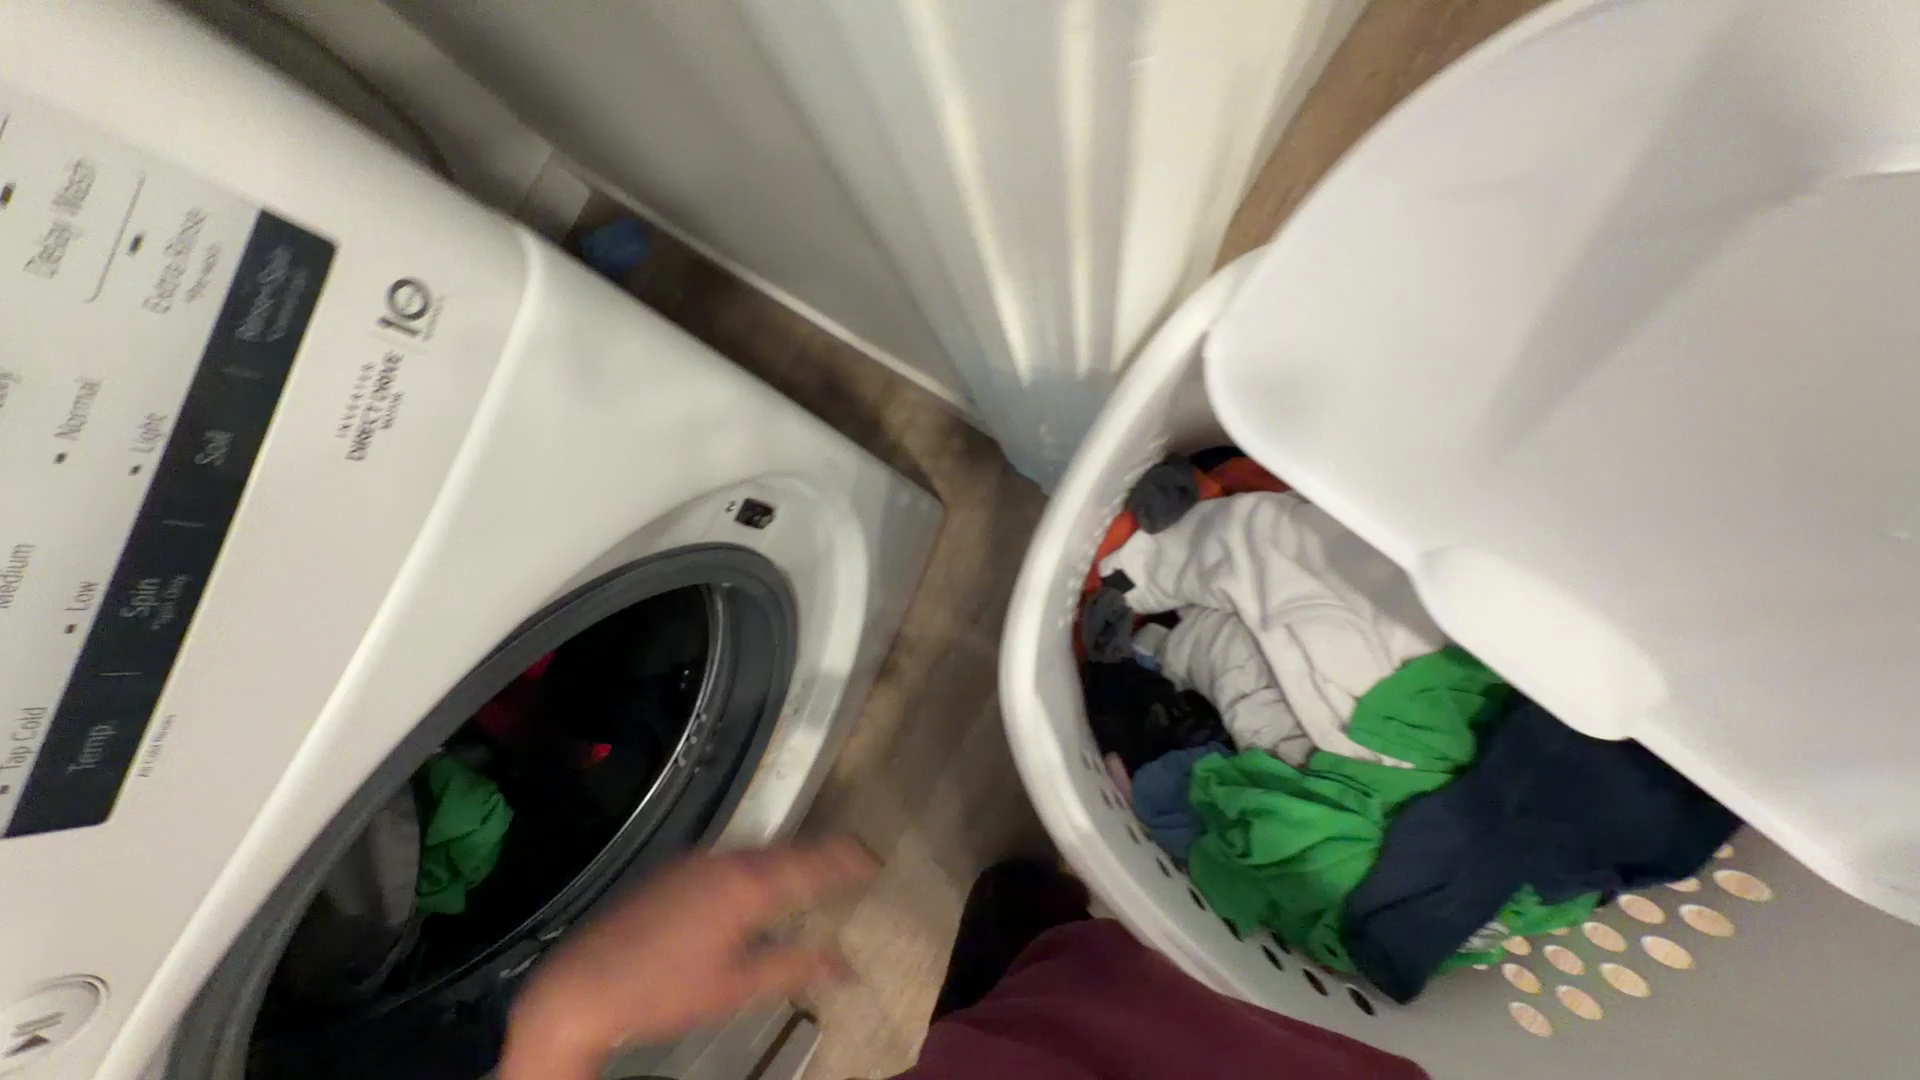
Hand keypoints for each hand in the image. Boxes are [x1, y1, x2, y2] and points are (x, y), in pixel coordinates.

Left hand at [499, 840, 876, 1079]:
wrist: (582, 986)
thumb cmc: (664, 993)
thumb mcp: (737, 988)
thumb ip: (794, 967)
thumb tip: (846, 965)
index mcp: (748, 885)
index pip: (814, 861)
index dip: (849, 858)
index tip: (876, 859)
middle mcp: (728, 860)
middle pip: (791, 849)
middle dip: (826, 854)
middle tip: (855, 862)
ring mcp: (700, 860)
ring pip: (762, 851)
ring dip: (793, 858)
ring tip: (818, 871)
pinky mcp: (679, 868)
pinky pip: (735, 856)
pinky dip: (762, 863)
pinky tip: (762, 884)